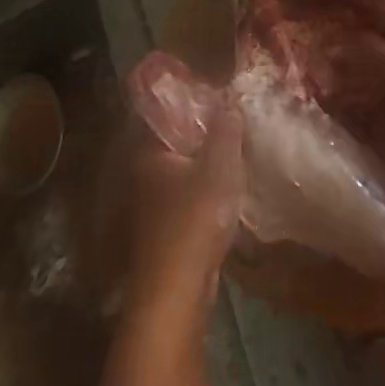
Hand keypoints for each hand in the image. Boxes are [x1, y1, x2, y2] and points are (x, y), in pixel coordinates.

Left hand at [125, 107, 244, 309]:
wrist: (176, 291)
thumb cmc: (194, 219)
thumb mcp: (218, 167)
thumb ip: (225, 132)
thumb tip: (228, 103)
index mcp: (150, 153)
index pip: (163, 114)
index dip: (188, 101)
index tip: (214, 93)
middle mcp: (146, 175)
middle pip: (175, 143)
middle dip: (202, 132)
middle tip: (233, 120)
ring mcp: (155, 205)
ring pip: (184, 171)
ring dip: (207, 162)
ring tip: (238, 151)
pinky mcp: (169, 229)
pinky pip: (191, 196)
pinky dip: (208, 189)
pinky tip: (231, 189)